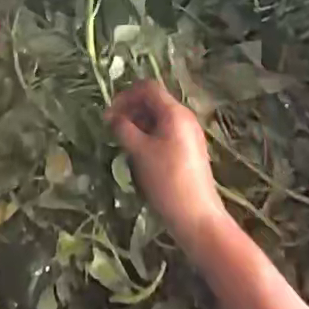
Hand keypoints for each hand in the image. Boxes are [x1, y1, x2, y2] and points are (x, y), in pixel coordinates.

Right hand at [106, 79, 226, 235]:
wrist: (198, 220)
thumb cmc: (167, 180)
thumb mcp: (138, 151)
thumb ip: (122, 127)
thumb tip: (110, 116)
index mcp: (174, 113)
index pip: (146, 88)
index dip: (125, 95)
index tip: (110, 113)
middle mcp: (184, 118)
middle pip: (152, 101)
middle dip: (130, 110)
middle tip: (113, 127)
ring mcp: (189, 135)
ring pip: (158, 117)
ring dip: (138, 123)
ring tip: (124, 141)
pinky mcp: (189, 150)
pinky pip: (165, 132)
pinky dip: (149, 135)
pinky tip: (139, 152)